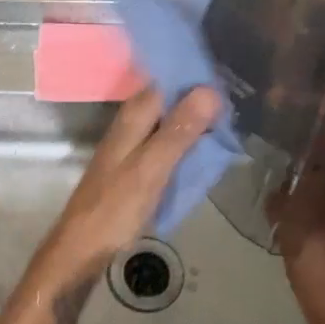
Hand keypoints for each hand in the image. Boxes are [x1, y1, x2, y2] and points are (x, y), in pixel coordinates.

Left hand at [34, 86, 222, 281]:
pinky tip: (211, 149)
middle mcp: (133, 123)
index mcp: (133, 116)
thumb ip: (179, 131)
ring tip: (235, 122)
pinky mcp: (139, 166)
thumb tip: (210, 90)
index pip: (169, 79)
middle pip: (172, 99)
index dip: (198, 76)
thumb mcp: (151, 168)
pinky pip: (169, 144)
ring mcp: (135, 145)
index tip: (233, 76)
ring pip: (172, 122)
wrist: (83, 247)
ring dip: (198, 122)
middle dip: (203, 99)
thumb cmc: (114, 207)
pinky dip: (189, 144)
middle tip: (241, 102)